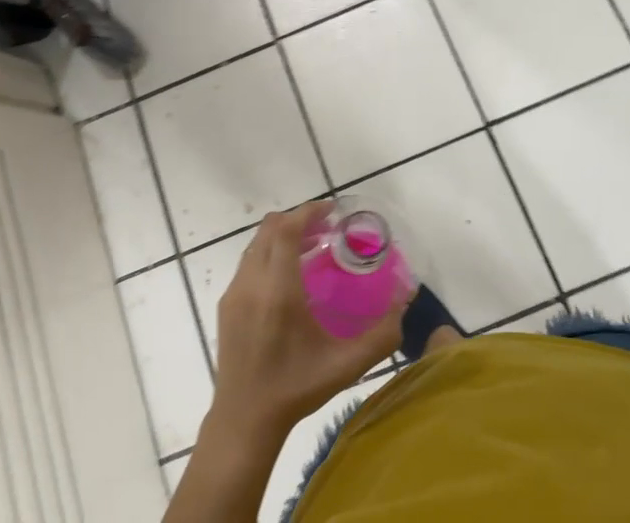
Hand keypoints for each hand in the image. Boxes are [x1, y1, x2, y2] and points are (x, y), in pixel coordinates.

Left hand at [204, 202, 408, 445]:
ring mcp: (234, 293)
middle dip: (298, 220)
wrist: (245, 418)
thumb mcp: (346, 366)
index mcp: (278, 291)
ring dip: (282, 237)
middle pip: (269, 230)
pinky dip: (269, 255)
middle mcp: (251, 283)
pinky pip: (248, 264)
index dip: (309, 212)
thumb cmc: (296, 388)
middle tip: (327, 230)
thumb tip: (403, 303)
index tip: (333, 211)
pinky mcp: (226, 305)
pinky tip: (290, 279)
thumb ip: (381, 335)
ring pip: (256, 245)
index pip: (287, 230)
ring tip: (312, 250)